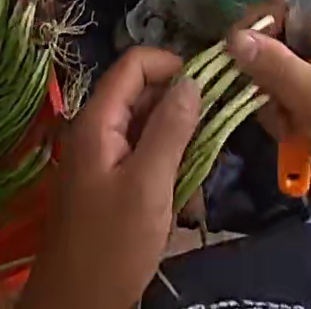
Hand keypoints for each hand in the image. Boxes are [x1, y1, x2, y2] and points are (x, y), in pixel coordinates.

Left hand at [20, 47, 199, 308]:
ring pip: (148, 125)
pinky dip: (167, 166)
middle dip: (181, 108)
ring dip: (178, 143)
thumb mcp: (148, 186)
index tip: (208, 88)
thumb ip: (171, 128)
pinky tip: (185, 199)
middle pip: (144, 92)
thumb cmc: (110, 248)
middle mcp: (97, 128)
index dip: (173, 65)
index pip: (135, 63)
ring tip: (200, 176)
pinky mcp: (109, 180)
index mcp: (98, 119)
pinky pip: (143, 154)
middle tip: (213, 135)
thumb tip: (194, 80)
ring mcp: (102, 154)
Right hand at [227, 8, 310, 230]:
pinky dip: (282, 121)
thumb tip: (233, 36)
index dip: (260, 25)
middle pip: (278, 46)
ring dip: (274, 104)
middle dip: (268, 76)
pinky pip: (284, 104)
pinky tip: (292, 139)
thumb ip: (273, 64)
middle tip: (267, 98)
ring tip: (287, 127)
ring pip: (277, 79)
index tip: (232, 48)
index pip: (288, 13)